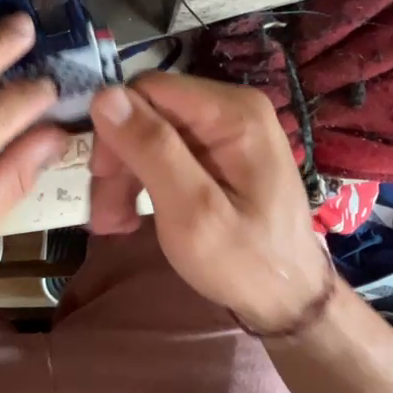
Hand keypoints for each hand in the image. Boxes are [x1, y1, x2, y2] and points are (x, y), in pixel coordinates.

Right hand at [86, 73, 329, 332]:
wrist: (289, 302)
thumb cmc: (245, 262)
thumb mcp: (192, 211)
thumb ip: (151, 150)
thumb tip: (104, 95)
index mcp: (232, 113)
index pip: (146, 90)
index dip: (115, 129)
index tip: (102, 179)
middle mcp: (230, 108)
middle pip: (145, 112)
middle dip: (117, 160)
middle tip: (104, 214)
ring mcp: (225, 128)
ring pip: (147, 132)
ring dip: (123, 175)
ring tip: (114, 222)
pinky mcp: (217, 149)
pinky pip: (162, 148)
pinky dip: (140, 180)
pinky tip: (132, 214)